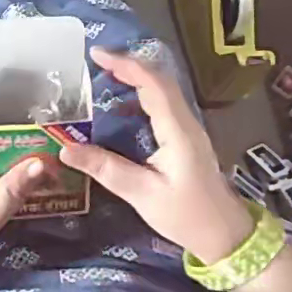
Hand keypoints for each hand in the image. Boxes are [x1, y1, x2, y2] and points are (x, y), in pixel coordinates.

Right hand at [58, 48, 256, 264]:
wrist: (226, 235)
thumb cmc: (187, 216)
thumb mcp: (142, 194)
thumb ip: (105, 169)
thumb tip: (66, 150)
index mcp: (177, 131)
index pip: (153, 85)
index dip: (126, 65)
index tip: (97, 55)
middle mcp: (186, 123)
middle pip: (159, 81)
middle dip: (127, 66)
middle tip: (94, 63)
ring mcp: (188, 129)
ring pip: (162, 91)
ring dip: (134, 80)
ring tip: (102, 80)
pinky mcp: (185, 139)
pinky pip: (162, 107)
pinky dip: (139, 98)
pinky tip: (119, 109)